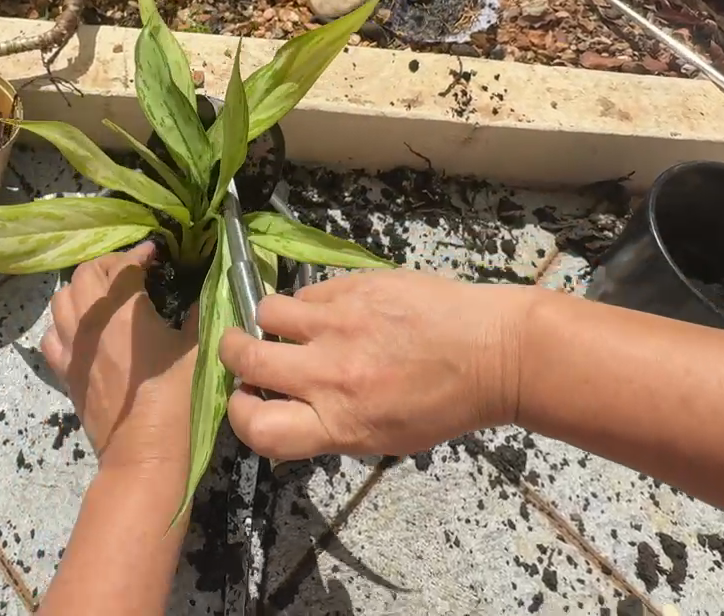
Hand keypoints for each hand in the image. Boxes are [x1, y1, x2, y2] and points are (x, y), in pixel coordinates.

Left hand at [41, 243, 198, 474]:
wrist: (143, 453)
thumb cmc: (175, 399)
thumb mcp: (197, 350)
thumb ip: (199, 314)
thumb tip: (203, 293)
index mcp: (124, 312)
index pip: (123, 264)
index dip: (139, 253)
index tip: (155, 253)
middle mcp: (91, 322)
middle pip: (85, 273)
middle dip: (108, 264)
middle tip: (132, 271)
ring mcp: (73, 347)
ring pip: (62, 299)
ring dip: (82, 289)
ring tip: (104, 294)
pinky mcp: (65, 371)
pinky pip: (52, 334)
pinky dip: (64, 323)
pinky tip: (83, 329)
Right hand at [220, 270, 532, 459]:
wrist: (492, 350)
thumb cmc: (443, 403)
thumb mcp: (383, 435)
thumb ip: (328, 423)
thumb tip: (283, 403)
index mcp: (340, 423)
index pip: (258, 427)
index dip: (240, 413)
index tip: (246, 399)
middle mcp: (330, 373)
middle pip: (245, 360)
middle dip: (232, 353)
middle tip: (240, 349)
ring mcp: (338, 323)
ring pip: (266, 312)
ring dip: (268, 320)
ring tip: (289, 323)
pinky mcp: (352, 286)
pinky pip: (307, 292)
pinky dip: (310, 303)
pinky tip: (336, 310)